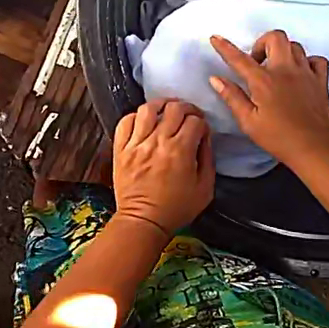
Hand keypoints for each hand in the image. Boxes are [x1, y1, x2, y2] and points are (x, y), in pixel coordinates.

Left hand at [112, 100, 215, 233]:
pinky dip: (135, 116)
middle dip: (186, 108)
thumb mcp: (205, 188)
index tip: (201, 130)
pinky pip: (125, 122)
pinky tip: (144, 122)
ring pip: (148, 109)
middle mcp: (158, 142)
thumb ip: (208, 159)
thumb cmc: (176, 208)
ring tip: (166, 110)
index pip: (195, 121)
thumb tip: (205, 138)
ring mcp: (136, 144)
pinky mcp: (121, 149)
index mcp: (180, 151)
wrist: (144, 222)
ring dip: (161, 105)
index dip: (202, 123)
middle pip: (174, 108)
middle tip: (189, 116)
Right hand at [208, 31, 328, 167]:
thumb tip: (216, 79)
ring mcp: (306, 73)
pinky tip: (300, 72)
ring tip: (275, 68)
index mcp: (264, 80)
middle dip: (262, 43)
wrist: (314, 147)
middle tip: (256, 62)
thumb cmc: (279, 138)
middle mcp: (285, 70)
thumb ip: (232, 97)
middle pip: (275, 37)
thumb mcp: (248, 122)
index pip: (239, 58)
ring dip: (282, 51)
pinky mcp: (321, 81)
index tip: (216, 39)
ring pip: (295, 46)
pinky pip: (316, 59)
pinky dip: (307, 61)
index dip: (225, 47)